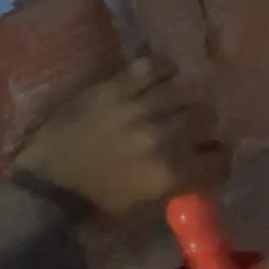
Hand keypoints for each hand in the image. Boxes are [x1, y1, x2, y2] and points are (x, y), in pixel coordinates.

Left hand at [13, 58, 229, 216]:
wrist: (49, 184)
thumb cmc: (96, 202)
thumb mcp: (146, 202)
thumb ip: (178, 180)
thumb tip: (199, 161)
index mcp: (171, 173)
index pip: (219, 160)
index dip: (218, 158)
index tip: (210, 155)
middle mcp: (162, 137)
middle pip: (205, 118)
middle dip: (203, 125)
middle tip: (192, 126)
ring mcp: (138, 107)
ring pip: (185, 89)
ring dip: (185, 97)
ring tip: (177, 100)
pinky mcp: (115, 86)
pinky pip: (152, 65)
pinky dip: (164, 68)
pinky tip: (163, 75)